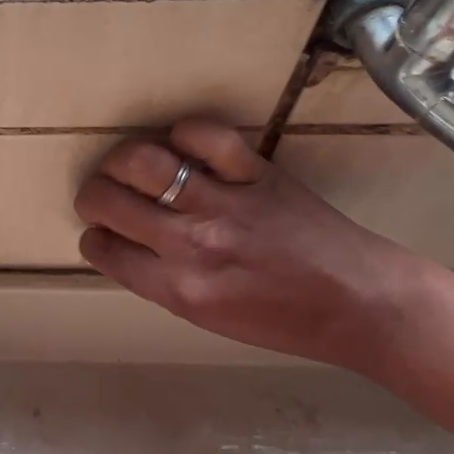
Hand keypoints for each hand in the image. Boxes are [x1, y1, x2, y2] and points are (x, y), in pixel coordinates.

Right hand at [73, 118, 444, 372]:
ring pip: (141, 161)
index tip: (101, 232)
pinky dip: (182, 133)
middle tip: (103, 194)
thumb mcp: (210, 318)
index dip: (93, 237)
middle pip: (107, 200)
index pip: (103, 250)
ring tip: (127, 164)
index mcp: (180, 289)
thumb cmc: (286, 320)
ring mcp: (224, 204)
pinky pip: (202, 135)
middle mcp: (192, 245)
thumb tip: (126, 246)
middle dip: (91, 195)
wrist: (362, 304)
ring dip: (119, 159)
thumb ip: (162, 281)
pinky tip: (181, 146)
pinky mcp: (255, 173)